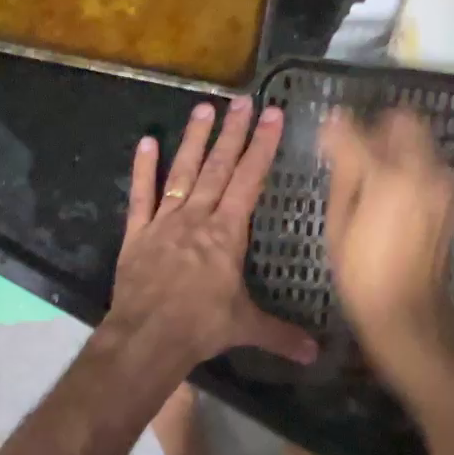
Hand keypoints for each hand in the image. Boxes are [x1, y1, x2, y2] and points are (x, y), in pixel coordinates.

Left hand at [103, 97, 318, 374]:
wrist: (147, 337)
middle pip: (217, 168)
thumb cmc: (201, 328)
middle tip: (241, 100)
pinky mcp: (137, 236)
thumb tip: (316, 354)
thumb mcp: (246, 328)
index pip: (248, 181)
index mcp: (227, 235)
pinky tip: (145, 142)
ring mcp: (165, 224)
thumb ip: (281, 335)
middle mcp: (197, 219)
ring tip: (203, 108)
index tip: (272, 114)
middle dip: (232, 133)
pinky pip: (141, 197)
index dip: (262, 146)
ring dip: (193, 140)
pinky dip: (142, 170)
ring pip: (182, 174)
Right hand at [322, 109, 453, 389]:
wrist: (409, 311)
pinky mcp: (452, 197)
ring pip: (421, 139)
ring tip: (373, 178)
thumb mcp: (339, 226)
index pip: (355, 130)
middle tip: (356, 152)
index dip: (335, 130)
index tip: (324, 139)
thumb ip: (342, 172)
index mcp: (387, 176)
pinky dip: (411, 166)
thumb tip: (334, 135)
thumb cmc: (363, 276)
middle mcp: (422, 169)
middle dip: (377, 128)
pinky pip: (430, 163)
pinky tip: (393, 194)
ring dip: (397, 146)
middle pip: (403, 119)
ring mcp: (443, 182)